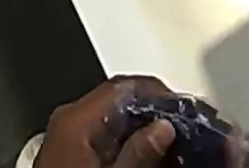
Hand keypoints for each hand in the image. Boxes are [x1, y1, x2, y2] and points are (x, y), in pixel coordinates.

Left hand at [34, 76, 175, 167]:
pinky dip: (125, 146)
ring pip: (112, 122)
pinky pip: (103, 139)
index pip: (121, 88)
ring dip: (140, 131)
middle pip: (117, 103)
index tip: (180, 106)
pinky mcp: (70, 158)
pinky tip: (146, 161)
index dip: (155, 93)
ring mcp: (67, 140)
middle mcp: (68, 123)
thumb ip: (139, 154)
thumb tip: (164, 127)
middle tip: (180, 129)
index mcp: (75, 121)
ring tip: (169, 148)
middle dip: (151, 115)